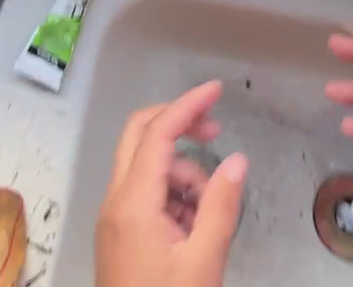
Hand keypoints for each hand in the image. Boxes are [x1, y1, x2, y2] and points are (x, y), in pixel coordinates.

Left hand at [97, 80, 249, 286]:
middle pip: (140, 134)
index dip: (188, 105)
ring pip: (147, 166)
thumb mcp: (203, 263)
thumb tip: (237, 158)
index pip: (159, 132)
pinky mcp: (119, 233)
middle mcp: (116, 199)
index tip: (217, 90)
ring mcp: (114, 216)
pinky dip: (173, 195)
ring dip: (181, 171)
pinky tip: (195, 227)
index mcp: (132, 200)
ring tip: (209, 213)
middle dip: (179, 124)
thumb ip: (220, 206)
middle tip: (216, 129)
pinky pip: (146, 193)